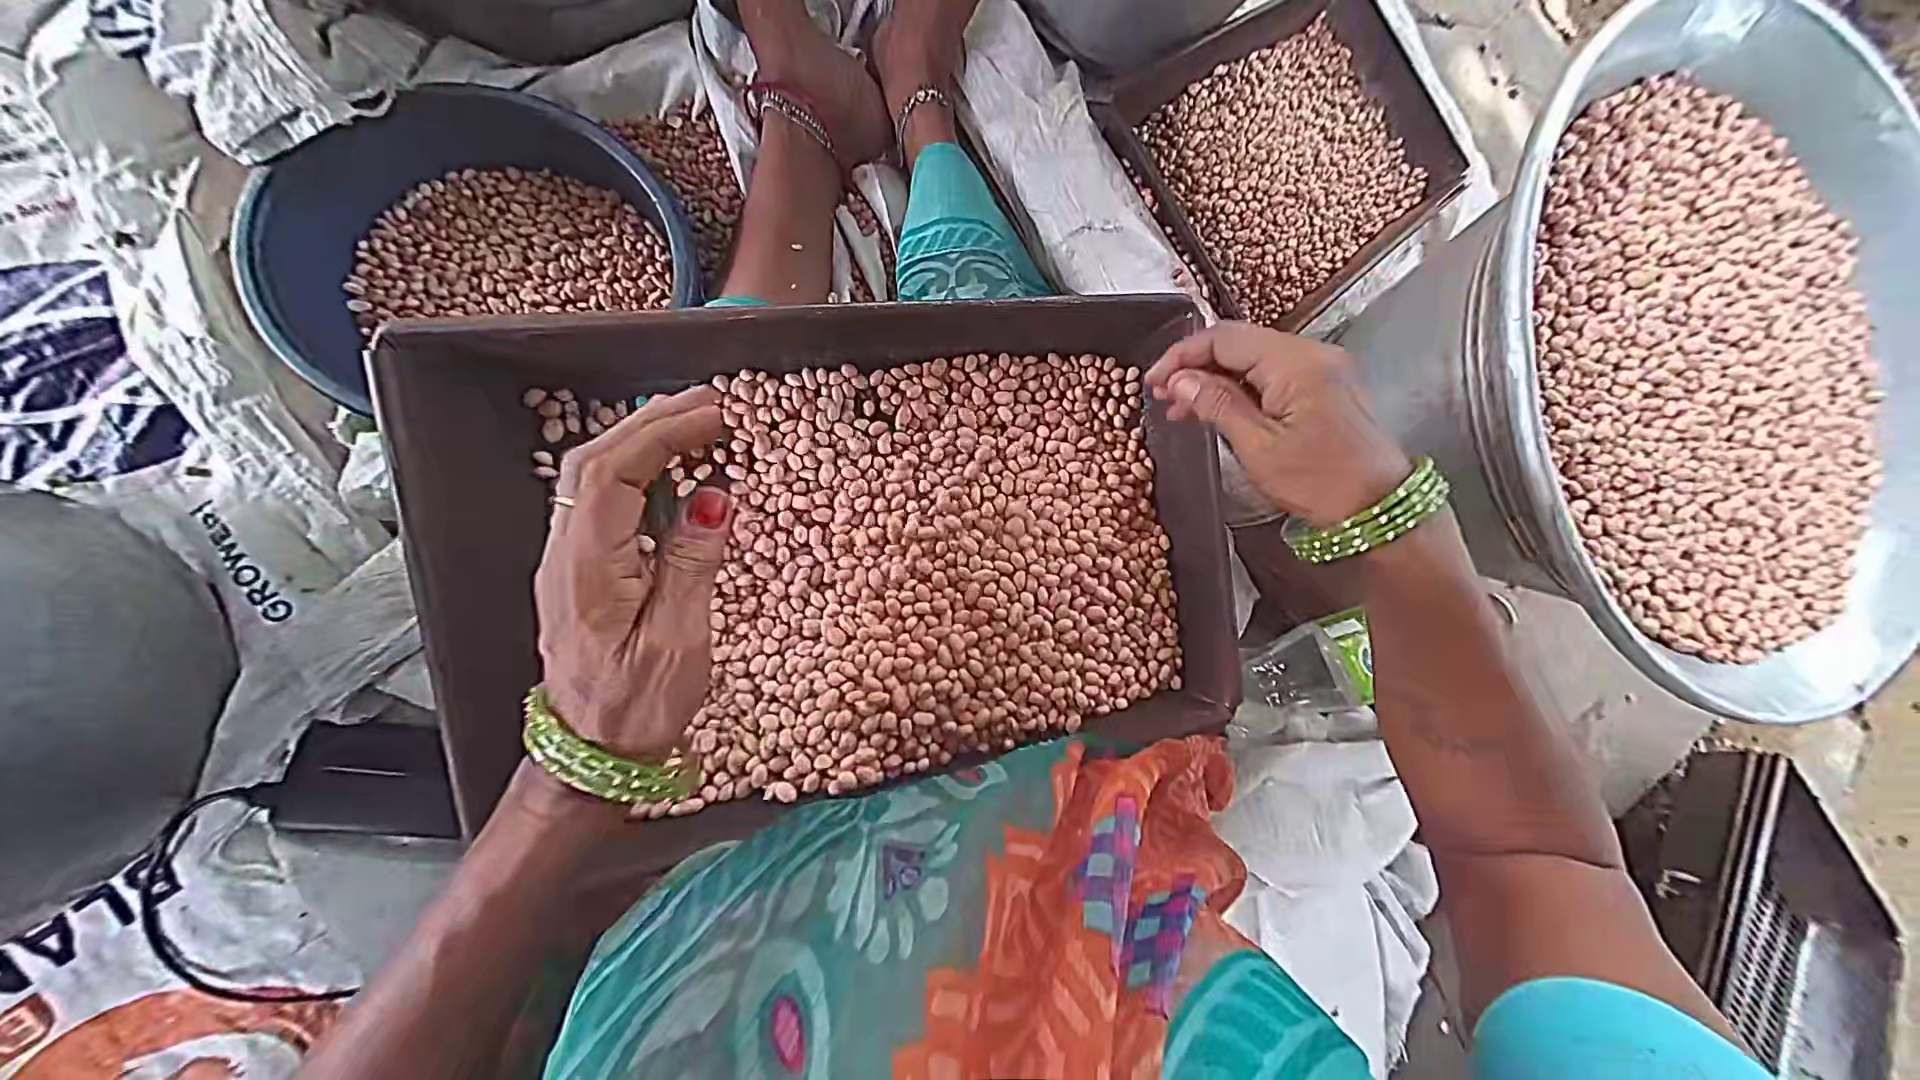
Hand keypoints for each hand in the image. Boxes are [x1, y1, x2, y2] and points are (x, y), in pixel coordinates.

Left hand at [534, 386, 731, 760]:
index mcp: (585, 572)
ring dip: (646, 438)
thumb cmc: (636, 709)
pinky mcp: (583, 568)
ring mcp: (568, 560)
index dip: (664, 434)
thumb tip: (714, 497)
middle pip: (596, 461)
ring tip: (700, 421)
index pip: (613, 476)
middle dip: (654, 420)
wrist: (589, 756)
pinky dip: (642, 470)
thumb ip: (693, 564)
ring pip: (596, 476)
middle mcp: (564, 556)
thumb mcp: (678, 643)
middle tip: (712, 401)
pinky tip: (676, 467)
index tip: (716, 416)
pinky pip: (607, 502)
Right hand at [1145, 323, 1411, 526]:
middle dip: (1194, 366)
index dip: (1182, 355)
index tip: (1154, 379)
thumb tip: (1181, 380)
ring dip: (1213, 379)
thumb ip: (1217, 404)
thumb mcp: (1257, 446)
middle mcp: (1312, 355)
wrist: (1376, 506)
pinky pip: (1269, 376)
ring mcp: (1319, 369)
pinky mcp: (1321, 387)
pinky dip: (1237, 389)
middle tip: (1162, 394)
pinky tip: (1213, 409)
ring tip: (1180, 406)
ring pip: (1251, 360)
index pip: (1225, 338)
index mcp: (1296, 363)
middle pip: (1238, 343)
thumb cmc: (1320, 481)